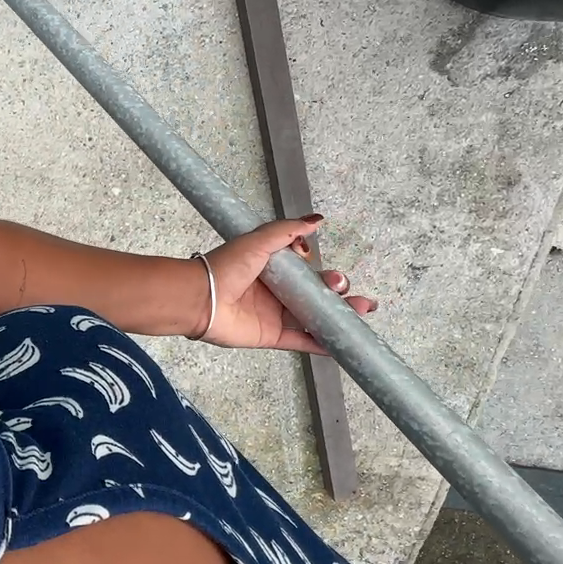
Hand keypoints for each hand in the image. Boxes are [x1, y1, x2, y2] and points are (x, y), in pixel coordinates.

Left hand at [198, 215, 376, 354]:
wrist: (199, 297)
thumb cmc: (223, 267)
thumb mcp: (256, 241)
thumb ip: (286, 231)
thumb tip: (316, 220)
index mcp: (268, 270)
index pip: (305, 272)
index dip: (323, 273)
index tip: (332, 273)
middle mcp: (272, 293)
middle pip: (313, 295)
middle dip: (337, 292)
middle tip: (345, 289)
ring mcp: (271, 315)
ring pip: (313, 318)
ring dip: (339, 316)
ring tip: (363, 310)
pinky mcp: (269, 335)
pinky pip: (301, 341)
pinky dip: (323, 344)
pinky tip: (345, 341)